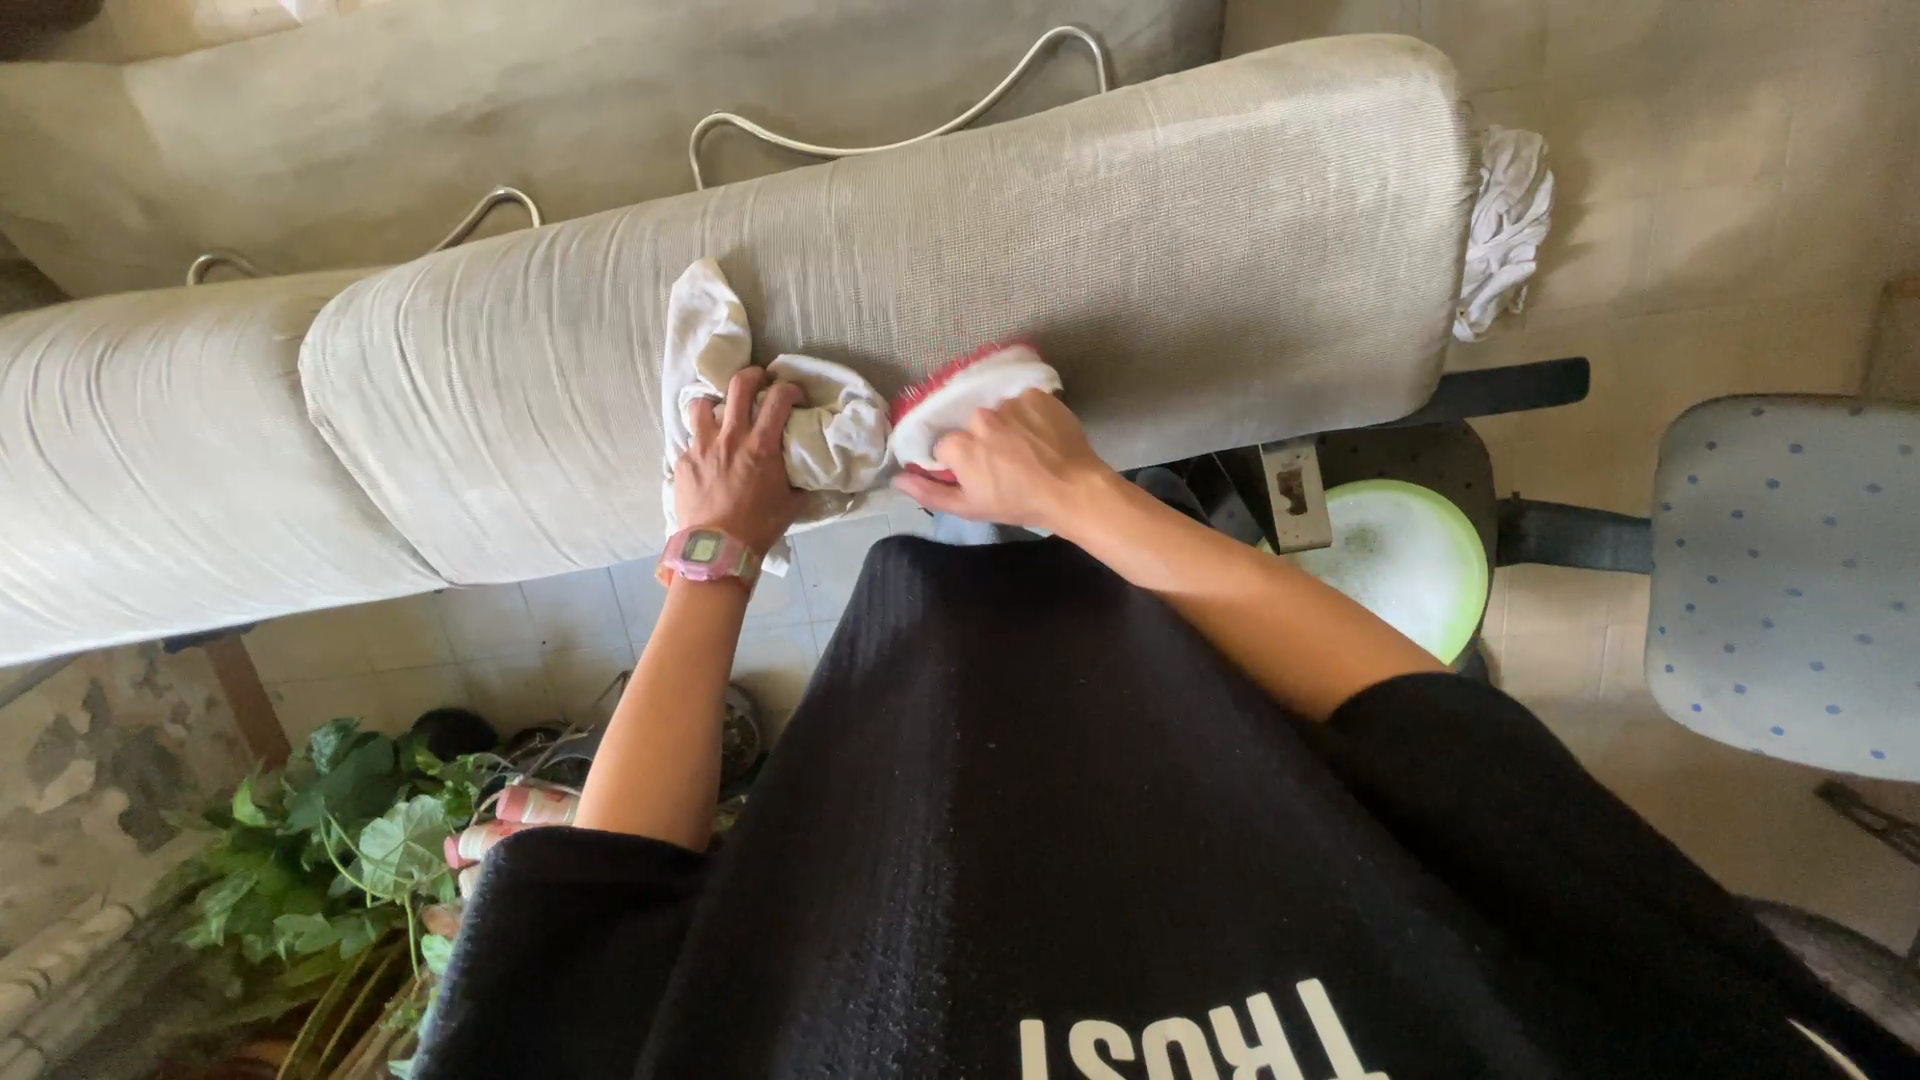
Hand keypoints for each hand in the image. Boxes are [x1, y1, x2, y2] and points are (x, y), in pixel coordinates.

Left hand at [675, 367, 807, 551]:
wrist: (717, 548)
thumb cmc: (759, 527)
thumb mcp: (792, 505)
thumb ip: (800, 483)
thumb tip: (810, 476)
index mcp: (761, 446)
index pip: (778, 398)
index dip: (790, 388)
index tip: (795, 394)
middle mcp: (731, 438)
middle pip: (739, 385)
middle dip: (752, 375)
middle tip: (760, 381)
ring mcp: (702, 447)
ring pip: (702, 404)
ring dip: (714, 403)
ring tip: (720, 413)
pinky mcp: (684, 461)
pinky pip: (690, 439)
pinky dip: (700, 440)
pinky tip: (706, 452)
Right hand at [889, 389, 1118, 532]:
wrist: (1073, 490)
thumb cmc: (1019, 503)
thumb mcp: (970, 506)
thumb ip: (929, 492)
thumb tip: (897, 478)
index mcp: (960, 444)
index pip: (947, 446)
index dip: (962, 462)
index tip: (981, 475)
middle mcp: (980, 417)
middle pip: (973, 426)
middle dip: (985, 441)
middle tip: (1008, 463)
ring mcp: (1010, 403)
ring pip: (999, 412)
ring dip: (1008, 427)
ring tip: (1028, 449)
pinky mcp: (1036, 395)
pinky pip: (1023, 401)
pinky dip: (1029, 416)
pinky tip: (1041, 435)